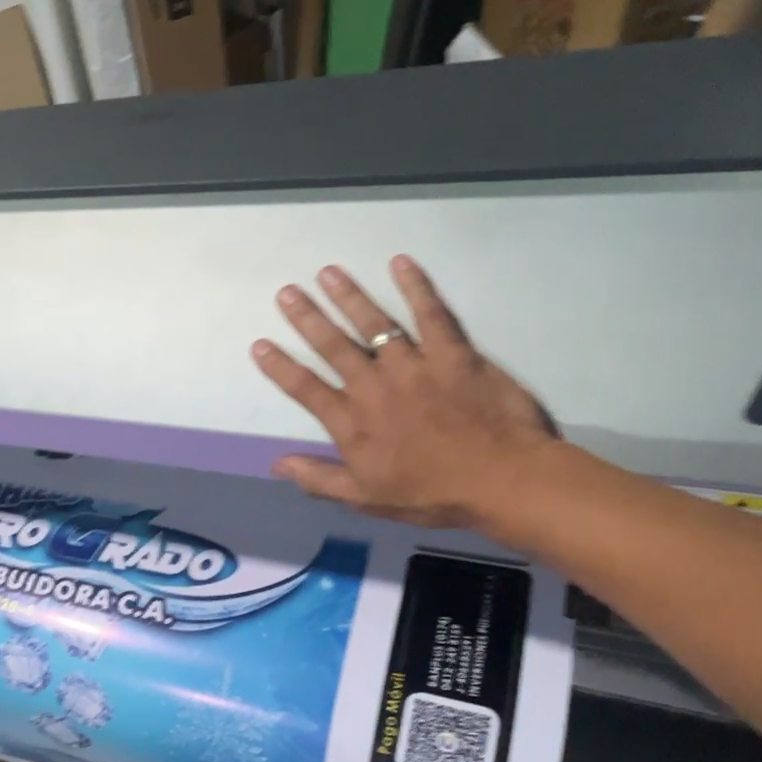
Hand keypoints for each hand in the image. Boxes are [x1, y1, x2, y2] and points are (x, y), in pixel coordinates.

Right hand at [252, 256, 556, 530]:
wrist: (501, 480)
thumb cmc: (432, 495)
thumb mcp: (366, 498)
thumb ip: (319, 479)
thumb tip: (276, 464)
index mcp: (353, 423)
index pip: (306, 389)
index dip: (280, 367)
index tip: (260, 345)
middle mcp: (375, 387)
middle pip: (334, 346)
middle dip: (307, 318)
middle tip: (287, 292)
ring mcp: (415, 366)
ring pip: (375, 324)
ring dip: (349, 296)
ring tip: (328, 273)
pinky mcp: (453, 354)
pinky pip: (431, 314)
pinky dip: (416, 286)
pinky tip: (400, 263)